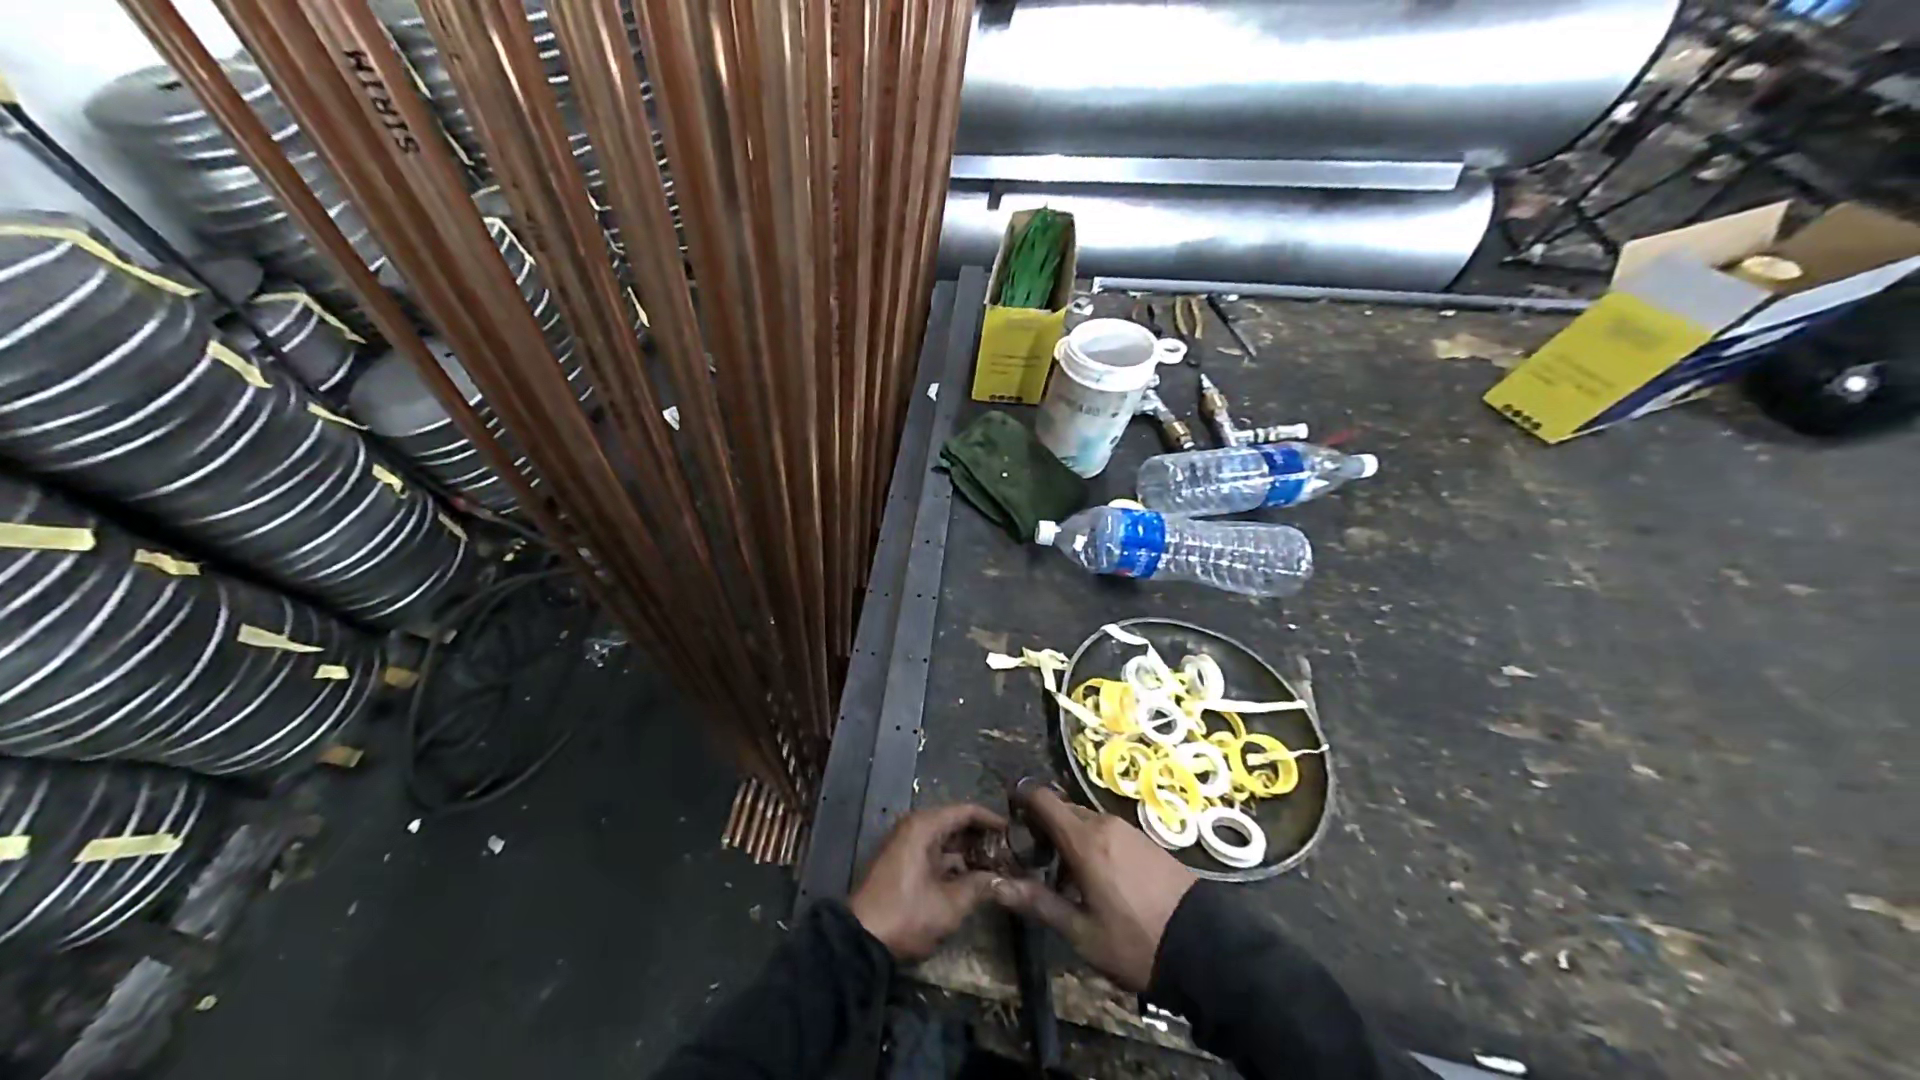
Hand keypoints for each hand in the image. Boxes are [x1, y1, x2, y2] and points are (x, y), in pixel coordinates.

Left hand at [849, 803, 1007, 960]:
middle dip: (983, 838)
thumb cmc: (907, 915)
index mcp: (924, 827)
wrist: (860, 940)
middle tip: (1010, 854)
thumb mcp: (950, 904)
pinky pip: (934, 853)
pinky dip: (953, 862)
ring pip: (945, 840)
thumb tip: (1005, 880)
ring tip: (998, 867)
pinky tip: (974, 878)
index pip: (966, 811)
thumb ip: (981, 886)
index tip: (1014, 833)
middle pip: (955, 823)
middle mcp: (914, 828)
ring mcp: (906, 845)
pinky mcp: (902, 863)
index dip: (992, 820)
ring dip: (969, 852)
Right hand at [991, 782, 1195, 990]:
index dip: (1020, 798)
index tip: (1006, 815)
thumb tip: (995, 886)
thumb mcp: (1081, 932)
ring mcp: (1128, 830)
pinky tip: (1093, 879)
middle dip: (1041, 826)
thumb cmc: (1135, 943)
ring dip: (1067, 838)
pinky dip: (1090, 843)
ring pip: (1084, 821)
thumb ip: (1037, 903)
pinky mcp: (1145, 841)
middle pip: (1061, 810)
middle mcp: (1104, 824)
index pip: (1043, 799)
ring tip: (1061, 877)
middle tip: (1029, 858)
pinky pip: (1106, 831)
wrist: (1205, 947)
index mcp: (1084, 841)